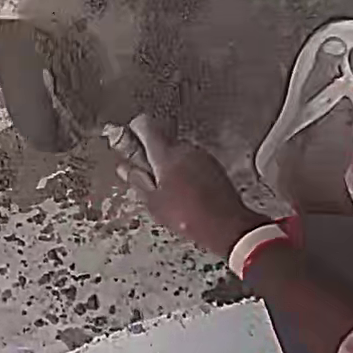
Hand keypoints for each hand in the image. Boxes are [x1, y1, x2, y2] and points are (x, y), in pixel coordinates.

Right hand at [115, 114, 268, 257]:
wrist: (228, 228)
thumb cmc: (188, 216)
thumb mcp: (153, 202)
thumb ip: (136, 179)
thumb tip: (124, 167)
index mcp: (165, 153)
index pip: (144, 125)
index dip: (133, 131)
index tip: (128, 143)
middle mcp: (184, 148)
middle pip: (161, 140)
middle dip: (152, 155)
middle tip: (147, 177)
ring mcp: (201, 155)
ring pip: (177, 152)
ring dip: (169, 164)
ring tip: (168, 190)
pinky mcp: (214, 165)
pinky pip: (192, 161)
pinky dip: (185, 171)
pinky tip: (185, 192)